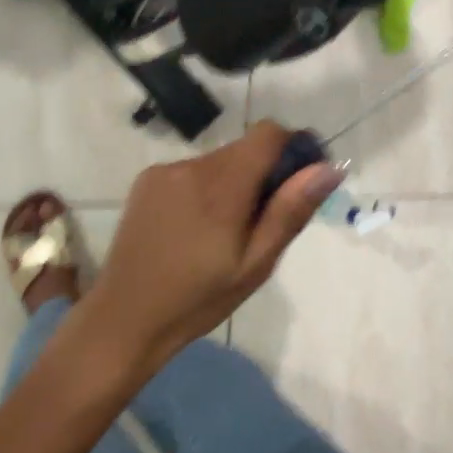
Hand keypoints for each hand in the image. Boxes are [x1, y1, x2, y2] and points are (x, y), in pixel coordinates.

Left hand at [88, 121, 343, 364]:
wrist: (124, 319)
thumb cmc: (197, 300)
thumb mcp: (255, 264)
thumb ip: (290, 211)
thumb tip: (329, 168)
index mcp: (222, 185)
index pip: (268, 134)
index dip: (292, 147)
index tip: (301, 181)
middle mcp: (192, 166)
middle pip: (244, 149)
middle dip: (263, 174)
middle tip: (263, 224)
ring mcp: (164, 171)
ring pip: (218, 161)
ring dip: (234, 183)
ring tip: (225, 234)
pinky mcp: (146, 181)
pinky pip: (192, 172)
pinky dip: (206, 189)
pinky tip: (195, 230)